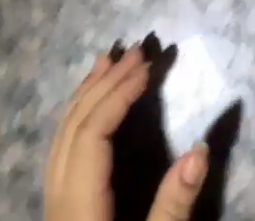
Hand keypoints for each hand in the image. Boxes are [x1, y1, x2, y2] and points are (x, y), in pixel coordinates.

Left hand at [45, 46, 208, 220]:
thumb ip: (173, 205)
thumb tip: (200, 149)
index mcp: (78, 205)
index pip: (92, 134)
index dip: (119, 95)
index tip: (149, 66)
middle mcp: (58, 196)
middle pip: (74, 128)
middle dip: (105, 83)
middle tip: (136, 49)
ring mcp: (54, 201)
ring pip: (62, 135)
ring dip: (88, 93)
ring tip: (109, 59)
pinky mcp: (61, 206)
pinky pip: (62, 147)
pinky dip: (78, 114)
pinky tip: (91, 102)